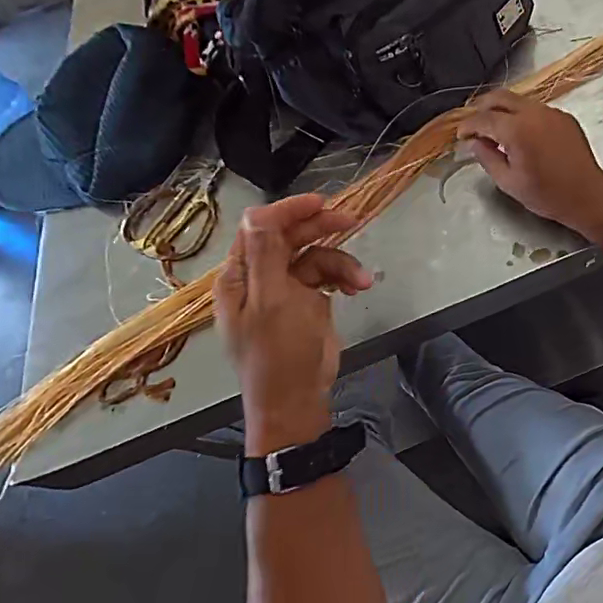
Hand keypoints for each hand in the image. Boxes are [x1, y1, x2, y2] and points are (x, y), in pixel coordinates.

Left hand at [214, 194, 373, 455]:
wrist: (296, 400)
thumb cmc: (278, 354)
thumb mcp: (272, 303)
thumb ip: (267, 255)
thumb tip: (260, 213)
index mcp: (240, 277)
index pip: (260, 228)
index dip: (288, 211)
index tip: (321, 202)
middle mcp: (261, 278)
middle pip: (290, 238)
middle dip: (321, 229)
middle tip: (351, 220)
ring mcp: (287, 290)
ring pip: (316, 258)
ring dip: (342, 264)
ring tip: (362, 281)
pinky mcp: (309, 302)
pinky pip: (328, 276)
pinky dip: (344, 278)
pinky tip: (358, 288)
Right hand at [458, 91, 602, 236]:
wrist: (589, 195)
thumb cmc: (548, 195)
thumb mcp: (509, 182)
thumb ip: (488, 158)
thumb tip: (475, 143)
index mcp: (517, 129)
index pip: (484, 118)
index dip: (468, 125)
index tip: (461, 134)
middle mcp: (534, 113)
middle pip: (500, 97)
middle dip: (481, 107)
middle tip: (473, 123)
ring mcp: (552, 112)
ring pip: (519, 100)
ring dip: (502, 109)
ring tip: (493, 128)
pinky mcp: (564, 117)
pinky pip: (536, 109)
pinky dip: (522, 115)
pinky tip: (520, 132)